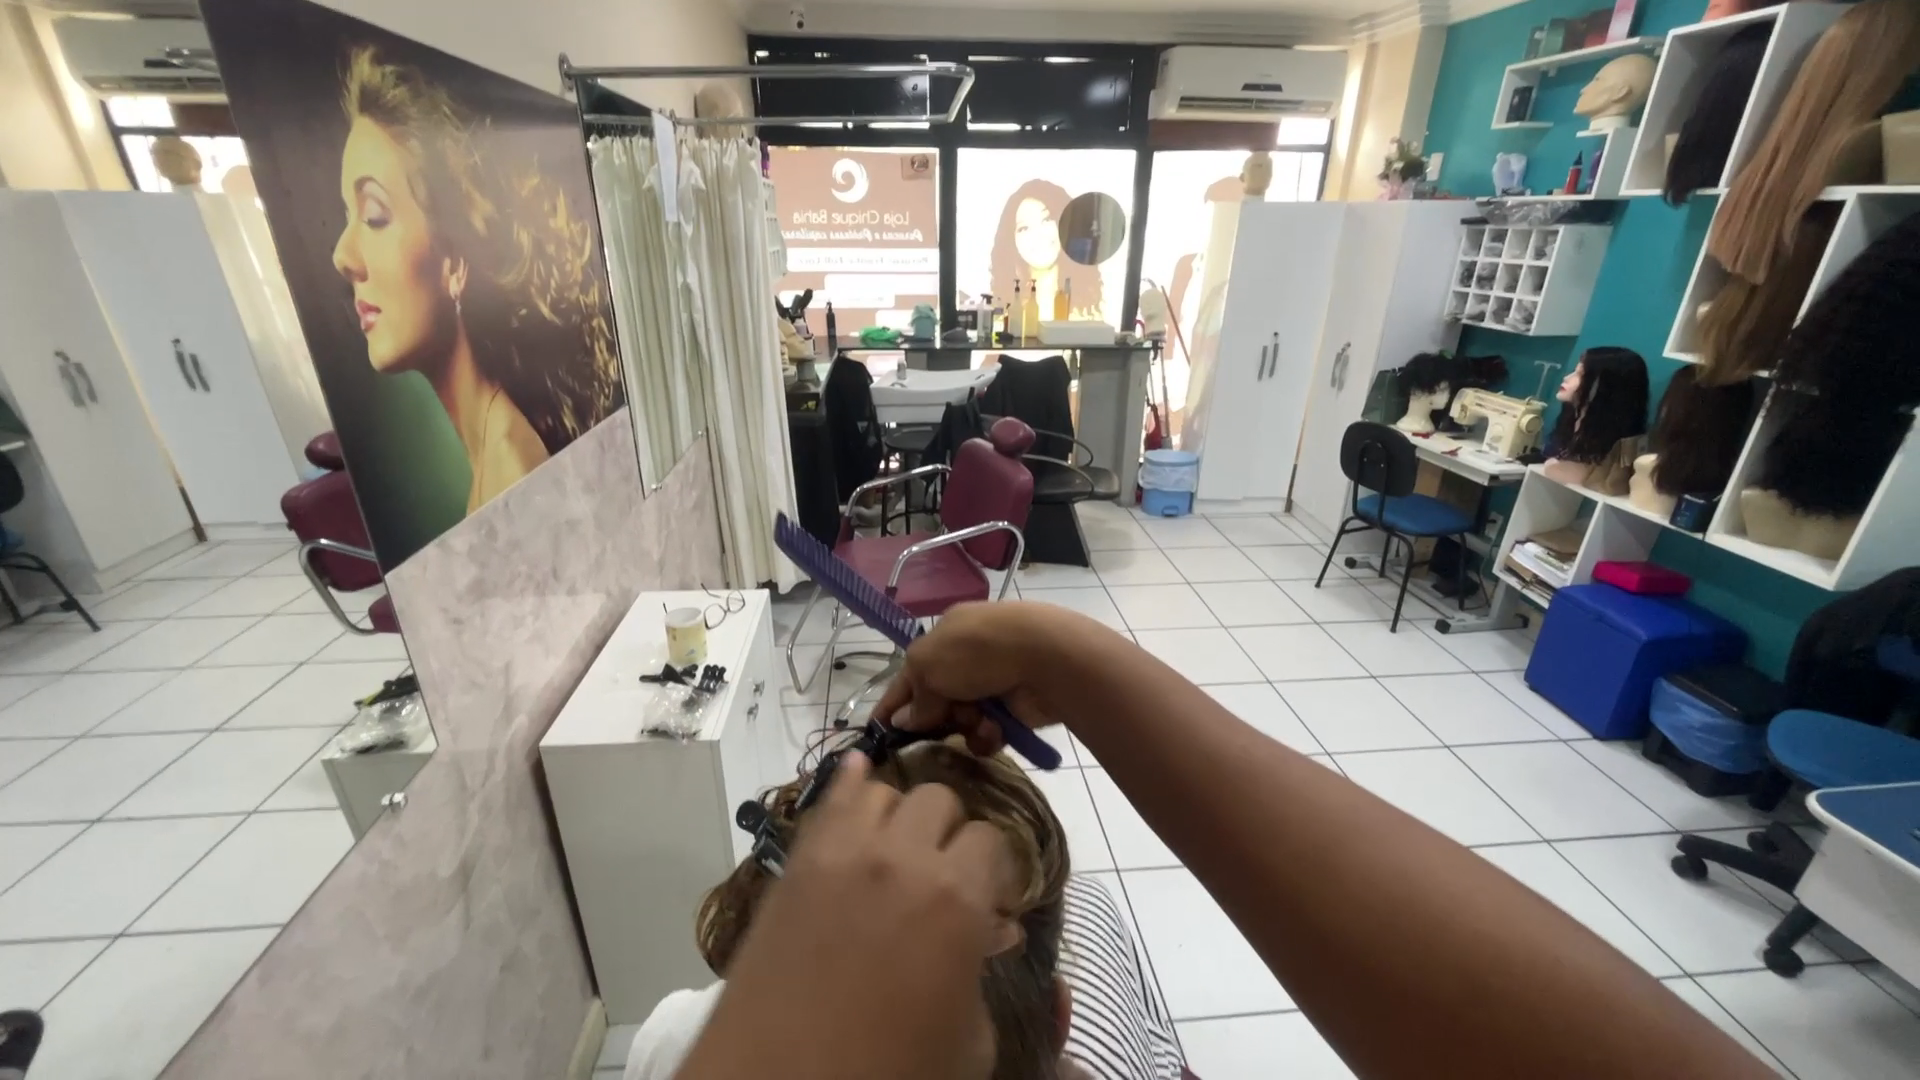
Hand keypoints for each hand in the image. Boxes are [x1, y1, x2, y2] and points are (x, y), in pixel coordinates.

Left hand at [676, 753, 1016, 1079]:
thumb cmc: (890, 1072)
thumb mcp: (965, 1040)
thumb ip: (982, 970)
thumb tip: (993, 929)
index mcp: (957, 897)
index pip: (992, 841)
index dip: (996, 868)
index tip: (992, 895)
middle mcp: (904, 855)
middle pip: (941, 800)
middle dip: (951, 833)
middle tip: (944, 874)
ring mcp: (845, 850)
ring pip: (885, 792)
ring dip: (900, 816)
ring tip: (897, 849)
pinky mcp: (799, 859)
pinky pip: (829, 797)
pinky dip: (848, 783)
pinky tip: (857, 776)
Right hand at [873, 601, 1074, 755]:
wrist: (1045, 657)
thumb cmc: (977, 651)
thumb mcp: (929, 665)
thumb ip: (915, 697)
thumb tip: (905, 720)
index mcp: (943, 637)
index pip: (908, 675)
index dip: (892, 703)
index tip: (876, 732)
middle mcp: (965, 659)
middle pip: (935, 703)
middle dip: (934, 717)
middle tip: (939, 723)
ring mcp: (991, 684)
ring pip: (960, 721)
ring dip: (963, 726)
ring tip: (976, 721)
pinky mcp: (1012, 710)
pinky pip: (986, 733)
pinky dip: (986, 735)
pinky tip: (994, 730)